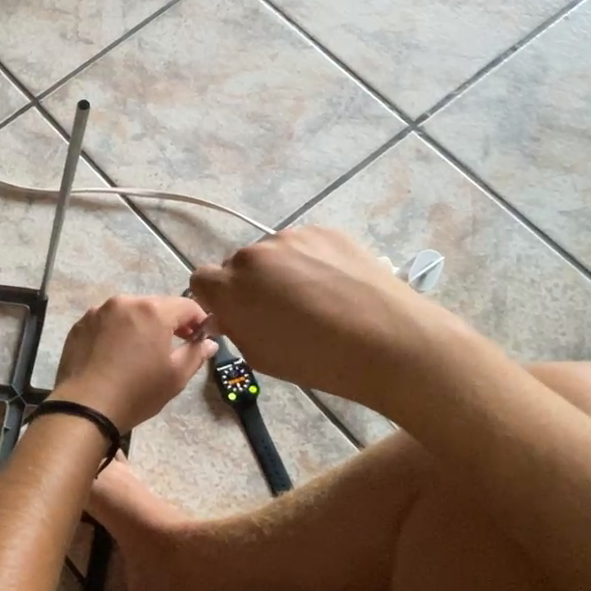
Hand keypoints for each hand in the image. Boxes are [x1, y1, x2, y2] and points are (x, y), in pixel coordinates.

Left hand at [48, 295, 216, 429]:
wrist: (84, 407)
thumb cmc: (136, 392)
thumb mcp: (175, 377)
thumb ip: (195, 354)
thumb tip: (209, 342)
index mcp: (152, 311)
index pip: (186, 306)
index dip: (198, 320)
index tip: (200, 336)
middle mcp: (124, 303)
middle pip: (155, 306)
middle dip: (168, 322)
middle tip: (173, 344)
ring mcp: (97, 312)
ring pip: (128, 313)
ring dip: (139, 325)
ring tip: (140, 351)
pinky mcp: (79, 325)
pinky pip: (106, 322)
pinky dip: (115, 332)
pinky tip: (114, 354)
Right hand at [188, 227, 471, 410]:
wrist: (389, 341)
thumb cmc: (317, 360)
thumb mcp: (259, 355)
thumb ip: (234, 325)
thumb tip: (229, 312)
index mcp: (229, 288)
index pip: (201, 279)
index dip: (216, 298)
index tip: (237, 314)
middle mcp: (253, 255)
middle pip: (237, 264)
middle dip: (249, 283)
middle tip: (279, 309)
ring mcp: (291, 238)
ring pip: (272, 253)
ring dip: (280, 270)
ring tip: (314, 296)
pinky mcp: (325, 231)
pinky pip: (304, 244)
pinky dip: (310, 260)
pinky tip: (335, 284)